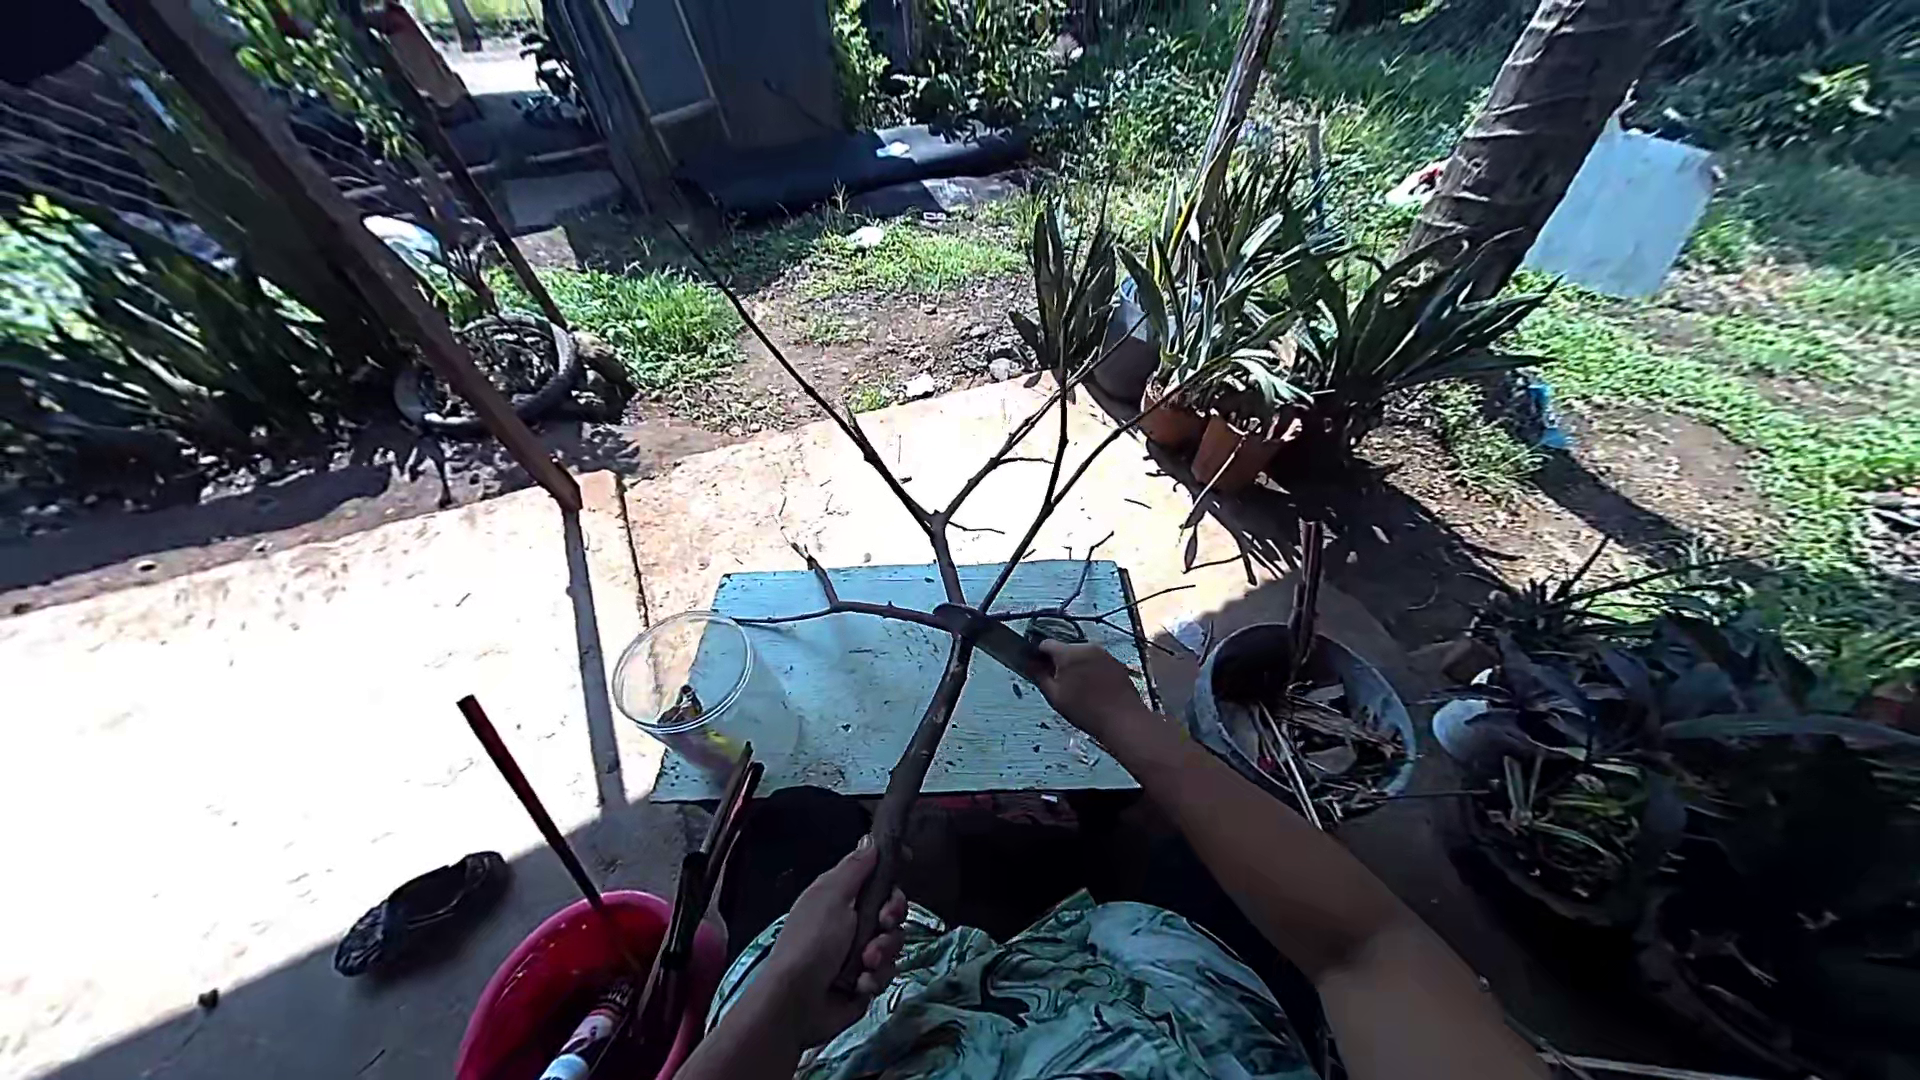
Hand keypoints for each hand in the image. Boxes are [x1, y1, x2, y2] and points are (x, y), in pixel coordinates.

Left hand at [748, 837, 907, 1047]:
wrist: (794, 1004)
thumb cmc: (812, 941)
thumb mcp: (833, 895)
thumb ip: (855, 867)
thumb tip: (870, 839)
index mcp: (841, 894)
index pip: (874, 873)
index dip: (891, 869)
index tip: (906, 860)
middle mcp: (851, 920)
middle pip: (891, 907)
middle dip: (892, 915)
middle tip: (883, 922)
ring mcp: (859, 951)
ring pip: (893, 941)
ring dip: (882, 951)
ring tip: (865, 962)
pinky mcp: (864, 981)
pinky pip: (885, 972)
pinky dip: (875, 977)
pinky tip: (860, 983)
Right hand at [1035, 640, 1150, 738]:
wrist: (1123, 719)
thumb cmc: (1084, 710)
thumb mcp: (1055, 696)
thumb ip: (1039, 676)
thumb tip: (1029, 663)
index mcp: (1068, 652)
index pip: (1046, 644)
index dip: (1038, 655)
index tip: (1038, 670)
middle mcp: (1087, 646)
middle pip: (1065, 649)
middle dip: (1059, 662)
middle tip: (1059, 684)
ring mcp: (1104, 653)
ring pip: (1081, 655)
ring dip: (1076, 666)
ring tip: (1079, 689)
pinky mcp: (1116, 663)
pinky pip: (1096, 661)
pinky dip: (1091, 670)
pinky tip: (1094, 689)